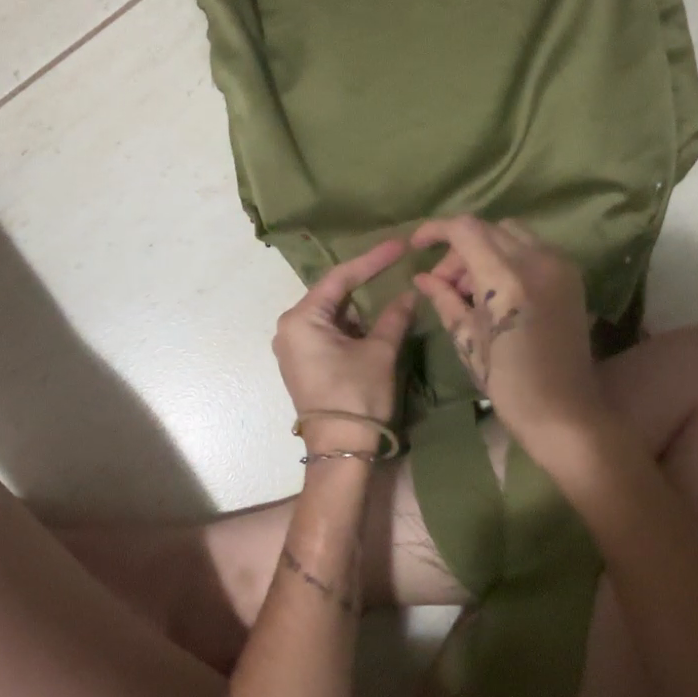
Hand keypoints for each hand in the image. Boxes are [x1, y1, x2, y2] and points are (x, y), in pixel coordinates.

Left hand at [272, 239, 417, 442]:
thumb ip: (394, 317)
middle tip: (397, 271)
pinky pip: (328, 336)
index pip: (340, 278)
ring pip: (333, 318)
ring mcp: (292, 349)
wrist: (341, 450)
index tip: (399, 246)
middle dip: (366, 288)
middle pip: (333, 297)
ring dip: (361, 313)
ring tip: (392, 304)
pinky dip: (351, 331)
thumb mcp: (380, 352)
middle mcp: (288, 329)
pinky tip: (375, 330)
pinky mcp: (302, 366)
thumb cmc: (357, 395)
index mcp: (301, 319)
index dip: (372, 261)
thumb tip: (409, 294)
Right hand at [410, 216, 608, 449]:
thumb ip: (445, 300)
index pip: (466, 230)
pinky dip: (507, 258)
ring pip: (511, 234)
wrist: (565, 411)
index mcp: (507, 280)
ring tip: (468, 290)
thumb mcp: (468, 342)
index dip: (436, 230)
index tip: (416, 246)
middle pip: (488, 229)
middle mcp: (538, 261)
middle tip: (443, 283)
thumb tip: (423, 278)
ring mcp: (560, 266)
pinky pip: (532, 249)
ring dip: (484, 250)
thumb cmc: (509, 385)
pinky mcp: (571, 276)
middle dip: (459, 248)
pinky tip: (495, 291)